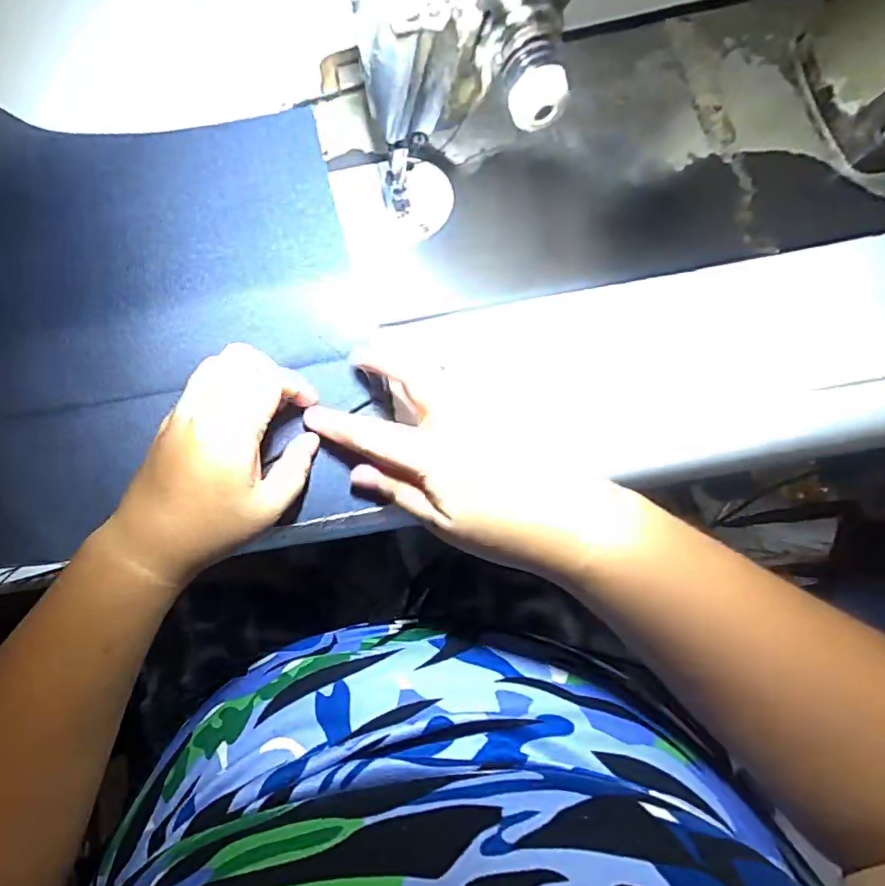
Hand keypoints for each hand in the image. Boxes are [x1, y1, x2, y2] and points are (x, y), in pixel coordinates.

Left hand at [99, 344, 320, 587]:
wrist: (150, 540)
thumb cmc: (213, 529)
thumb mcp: (266, 509)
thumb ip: (295, 470)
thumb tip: (309, 439)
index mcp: (230, 433)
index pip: (266, 378)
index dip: (295, 384)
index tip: (310, 404)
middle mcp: (204, 411)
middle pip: (241, 359)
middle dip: (273, 372)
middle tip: (287, 402)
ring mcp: (183, 410)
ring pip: (218, 362)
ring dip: (248, 373)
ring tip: (263, 403)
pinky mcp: (171, 417)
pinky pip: (201, 380)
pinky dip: (226, 382)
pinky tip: (236, 413)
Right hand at [303, 343, 654, 583]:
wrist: (570, 520)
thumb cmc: (501, 531)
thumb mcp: (442, 522)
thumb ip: (399, 492)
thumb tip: (357, 473)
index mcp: (431, 453)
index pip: (373, 434)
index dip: (340, 425)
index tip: (313, 414)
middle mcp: (453, 420)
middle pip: (410, 377)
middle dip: (382, 359)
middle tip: (362, 354)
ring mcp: (483, 409)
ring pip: (441, 370)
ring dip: (413, 358)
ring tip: (396, 357)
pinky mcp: (506, 409)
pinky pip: (469, 378)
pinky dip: (448, 369)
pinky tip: (445, 374)